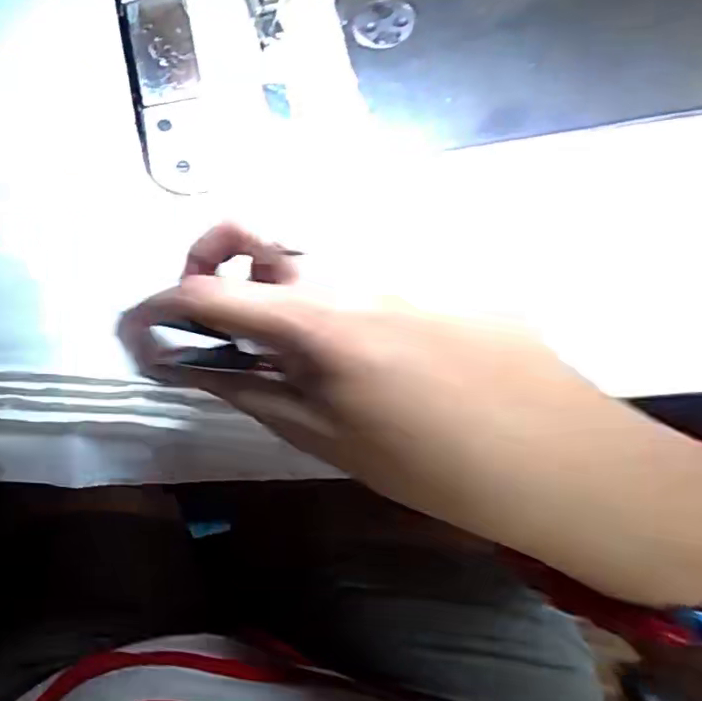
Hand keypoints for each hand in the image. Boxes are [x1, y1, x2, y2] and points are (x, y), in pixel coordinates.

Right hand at [118, 223, 701, 606]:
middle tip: (200, 309)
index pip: (211, 296)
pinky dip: (313, 296)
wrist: (567, 465)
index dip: (159, 308)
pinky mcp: (428, 280)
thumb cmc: (432, 467)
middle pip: (252, 234)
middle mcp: (349, 276)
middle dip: (205, 258)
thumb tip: (193, 367)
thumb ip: (249, 389)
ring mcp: (394, 271)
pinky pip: (349, 272)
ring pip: (301, 252)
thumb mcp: (322, 436)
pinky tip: (338, 348)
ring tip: (267, 340)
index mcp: (318, 321)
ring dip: (259, 278)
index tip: (134, 327)